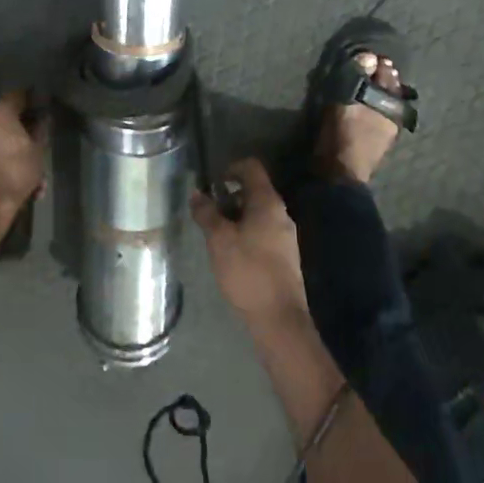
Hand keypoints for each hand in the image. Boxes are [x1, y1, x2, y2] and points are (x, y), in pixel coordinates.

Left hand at [0, 90, 47, 211]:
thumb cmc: (16, 171)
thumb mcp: (37, 151)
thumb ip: (40, 130)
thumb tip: (42, 119)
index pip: (17, 95)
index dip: (31, 99)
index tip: (41, 105)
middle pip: (5, 117)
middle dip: (21, 128)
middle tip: (36, 138)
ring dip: (11, 147)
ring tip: (28, 169)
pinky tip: (13, 176)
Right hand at [191, 159, 307, 323]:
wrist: (279, 317)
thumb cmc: (247, 271)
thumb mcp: (219, 240)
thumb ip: (207, 213)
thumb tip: (197, 192)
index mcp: (268, 202)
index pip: (251, 167)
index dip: (230, 168)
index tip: (212, 183)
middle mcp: (281, 212)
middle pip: (254, 190)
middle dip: (230, 197)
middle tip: (209, 214)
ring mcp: (286, 234)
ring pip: (258, 212)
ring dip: (237, 216)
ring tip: (216, 236)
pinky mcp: (286, 254)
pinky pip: (264, 230)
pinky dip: (247, 232)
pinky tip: (233, 253)